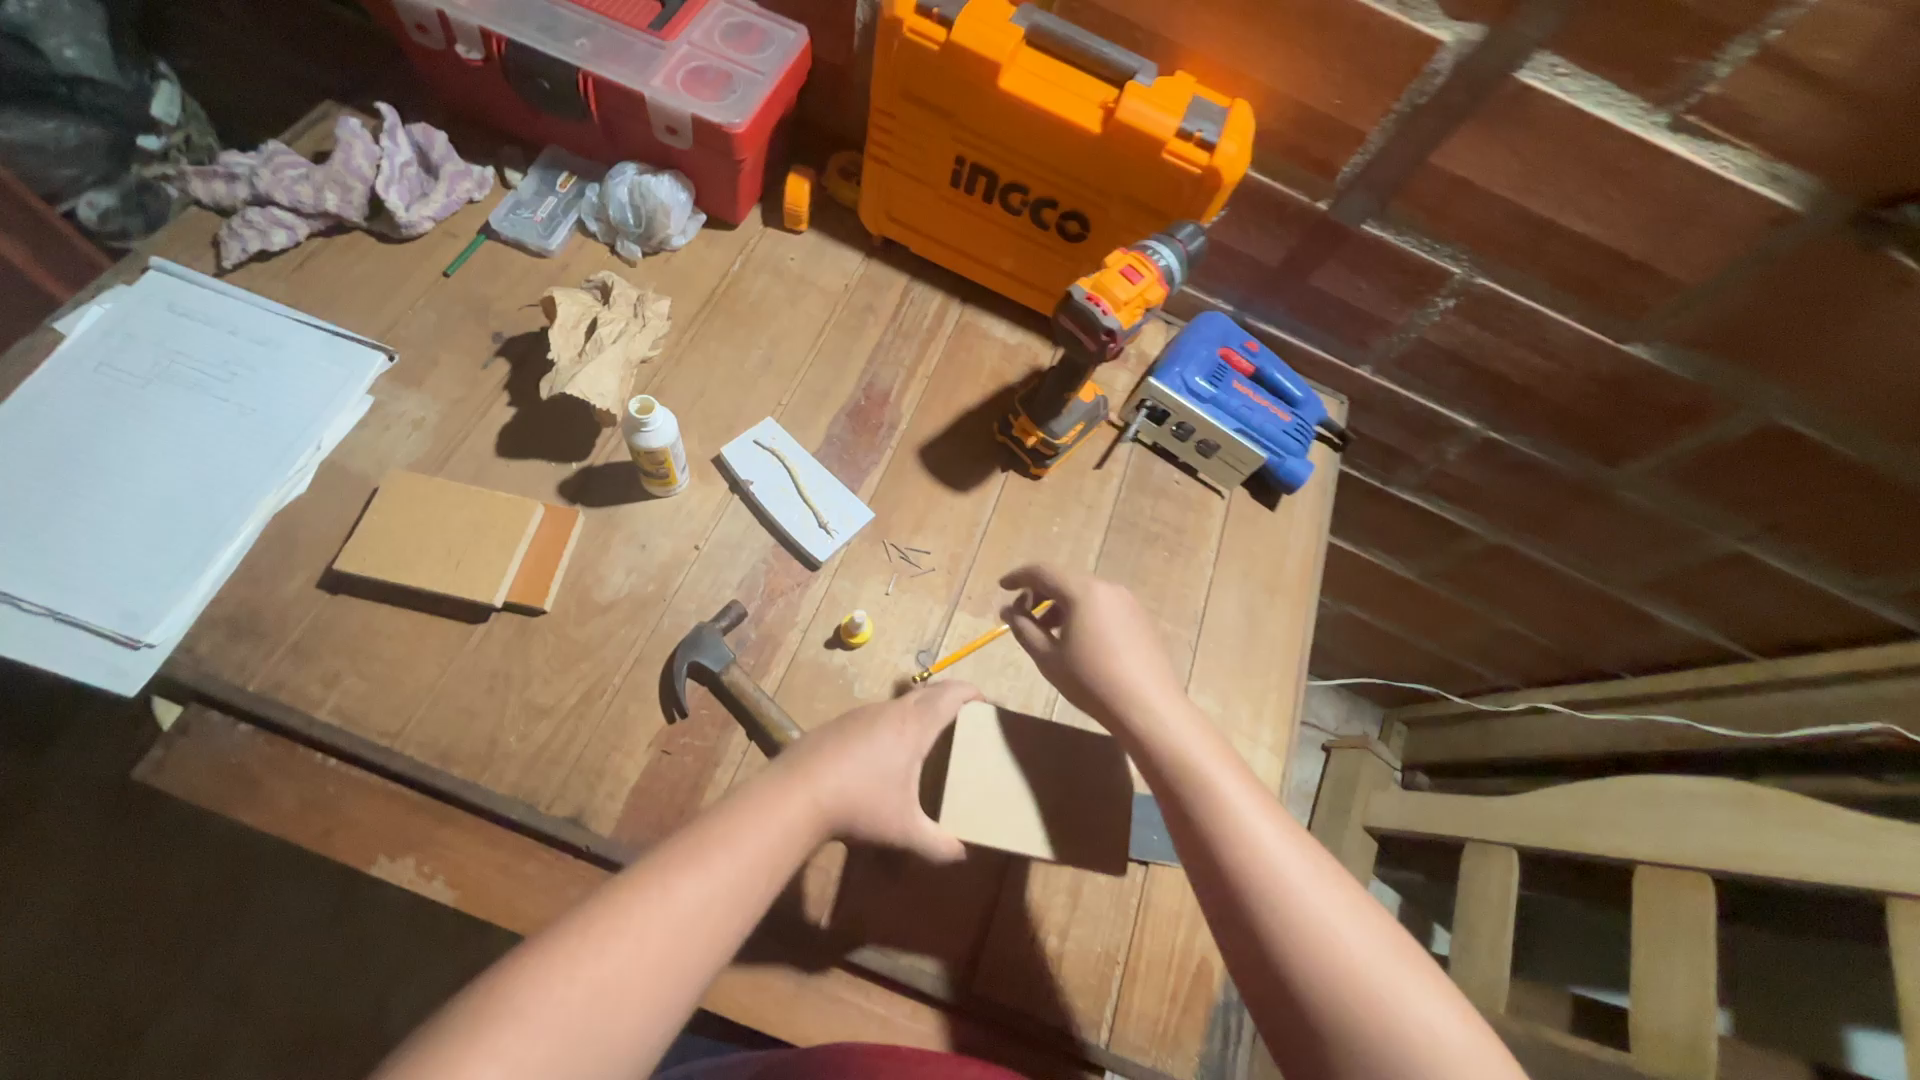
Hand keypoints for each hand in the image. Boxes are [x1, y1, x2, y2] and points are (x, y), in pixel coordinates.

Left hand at [773, 680, 980, 863]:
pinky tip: (883, 755)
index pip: (952, 695)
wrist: (795, 795)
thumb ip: (938, 844)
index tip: (986, 702)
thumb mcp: (904, 831)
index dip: (972, 692)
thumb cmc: (859, 805)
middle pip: (927, 692)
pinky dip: (890, 725)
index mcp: (914, 726)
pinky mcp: (838, 725)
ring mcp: (860, 714)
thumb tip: (961, 854)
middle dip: (949, 698)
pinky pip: (875, 716)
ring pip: (898, 703)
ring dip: (917, 711)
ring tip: (927, 738)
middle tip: (964, 718)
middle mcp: (890, 711)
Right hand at [1000, 565, 1191, 739]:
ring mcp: (1128, 601)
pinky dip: (1083, 613)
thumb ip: (1023, 628)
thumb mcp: (1047, 657)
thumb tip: (1008, 610)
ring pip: (1085, 593)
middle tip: (1023, 617)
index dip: (1019, 577)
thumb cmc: (1091, 682)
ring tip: (1049, 634)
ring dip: (1061, 605)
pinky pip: (1103, 605)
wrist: (1148, 706)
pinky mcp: (1140, 617)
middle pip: (1065, 580)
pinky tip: (1079, 641)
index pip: (1042, 571)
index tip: (1002, 588)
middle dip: (1040, 594)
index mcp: (1082, 592)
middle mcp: (1107, 587)